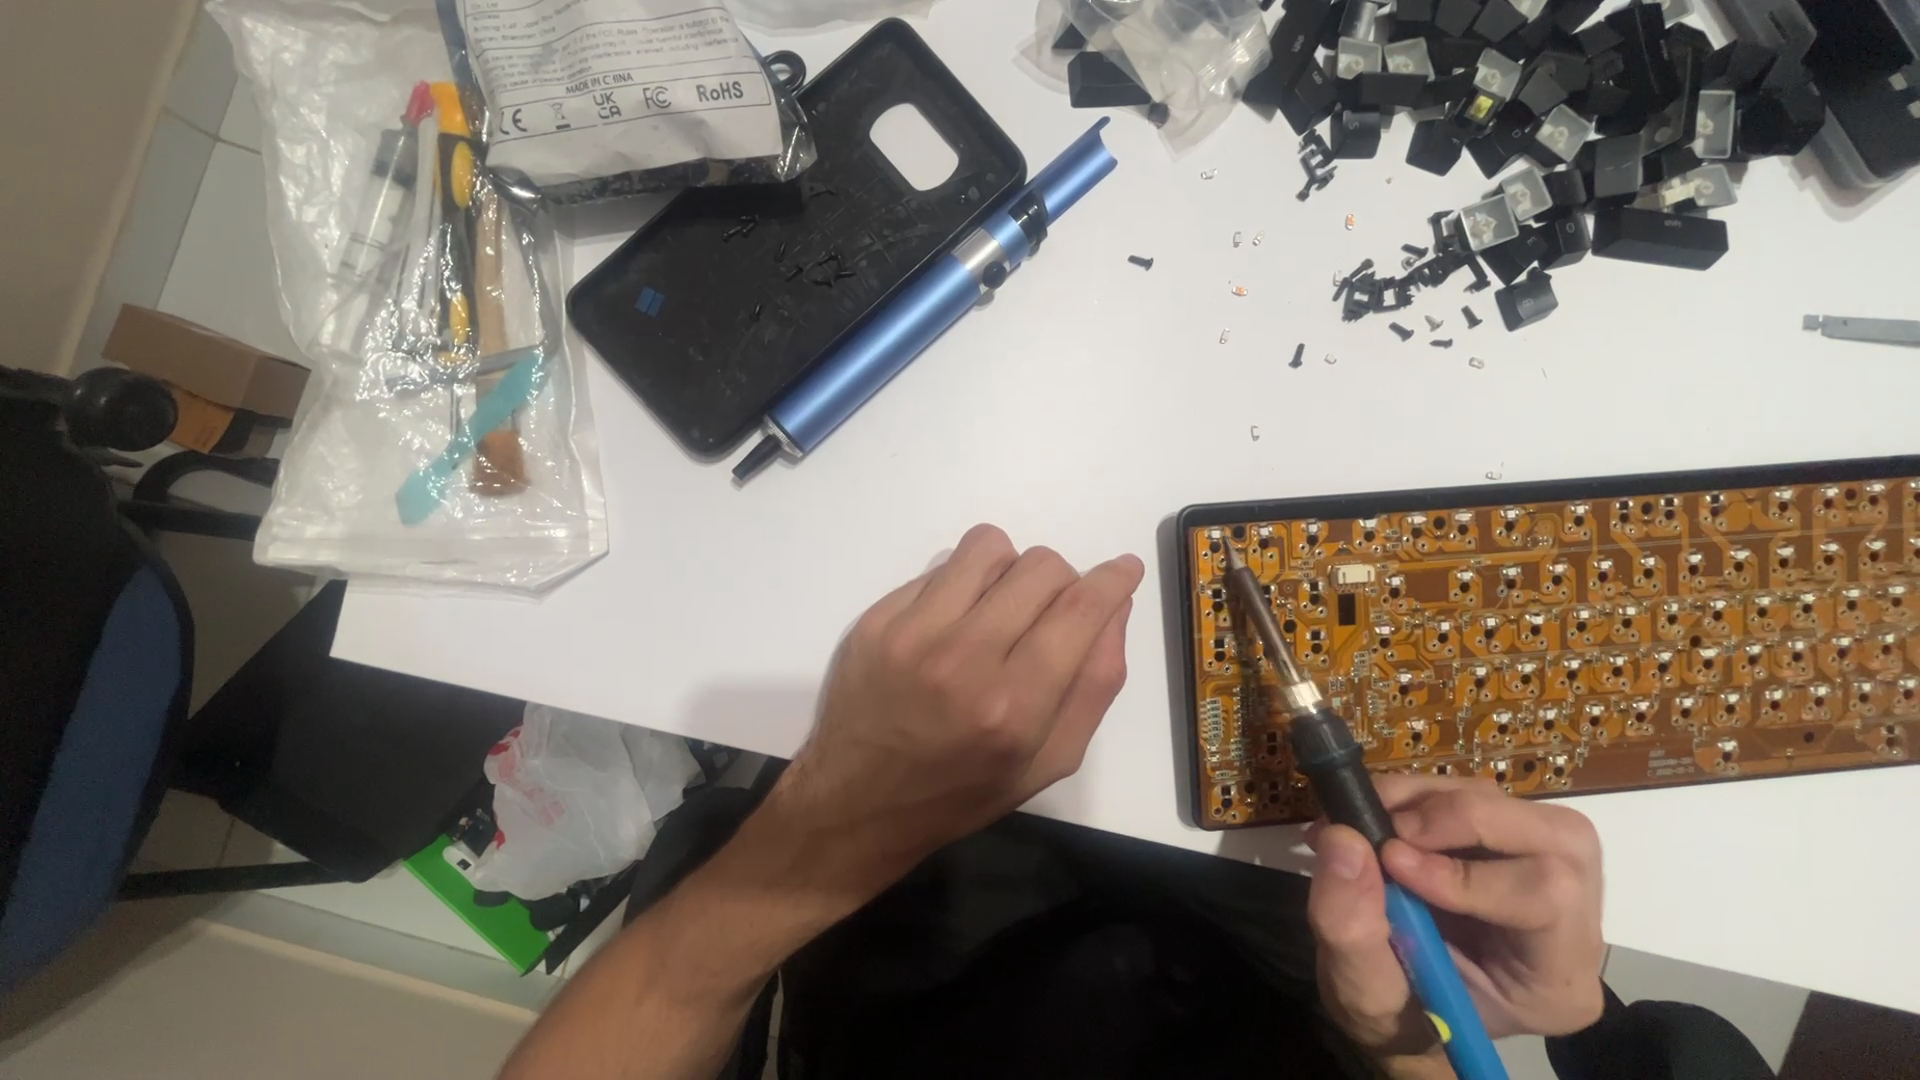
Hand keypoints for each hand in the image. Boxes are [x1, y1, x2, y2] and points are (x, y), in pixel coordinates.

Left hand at [772, 524, 1143, 887]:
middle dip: (1062, 581)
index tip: (1123, 570)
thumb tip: (1114, 609)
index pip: (1080, 610)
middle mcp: (963, 659)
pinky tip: (951, 624)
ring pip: (988, 546)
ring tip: (998, 608)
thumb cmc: (962, 791)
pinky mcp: (877, 619)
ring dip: (1010, 569)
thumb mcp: (1049, 762)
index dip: (1113, 580)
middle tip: (1048, 613)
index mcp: (1015, 707)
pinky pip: (941, 566)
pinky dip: (962, 583)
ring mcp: (912, 633)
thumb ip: (1095, 685)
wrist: (858, 801)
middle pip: (1041, 567)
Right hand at [1307, 775, 1605, 1070]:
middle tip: (1384, 829)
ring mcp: (1541, 872)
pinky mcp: (1502, 841)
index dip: (1466, 872)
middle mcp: (1571, 922)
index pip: (1549, 899)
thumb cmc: (1390, 1012)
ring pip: (1510, 804)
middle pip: (1553, 837)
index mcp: (1555, 980)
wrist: (1394, 1002)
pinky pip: (1470, 792)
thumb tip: (1342, 838)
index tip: (1390, 863)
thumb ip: (1350, 926)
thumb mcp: (1359, 992)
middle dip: (1458, 817)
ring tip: (1363, 819)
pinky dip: (1413, 795)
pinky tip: (1373, 816)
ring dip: (1426, 800)